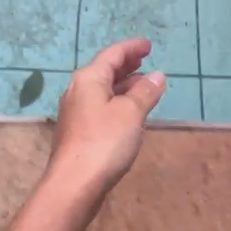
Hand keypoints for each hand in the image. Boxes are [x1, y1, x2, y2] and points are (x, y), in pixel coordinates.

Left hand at [49, 38, 166, 196]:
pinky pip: (100, 105)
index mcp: (89, 78)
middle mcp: (78, 90)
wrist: (73, 185)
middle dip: (126, 64)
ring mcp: (75, 112)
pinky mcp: (77, 132)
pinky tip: (128, 113)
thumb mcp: (131, 113)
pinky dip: (116, 101)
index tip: (148, 45)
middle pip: (104, 70)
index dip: (132, 48)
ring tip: (143, 85)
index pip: (112, 54)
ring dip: (122, 84)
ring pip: (102, 89)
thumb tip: (157, 75)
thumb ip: (145, 91)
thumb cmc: (104, 142)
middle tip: (144, 61)